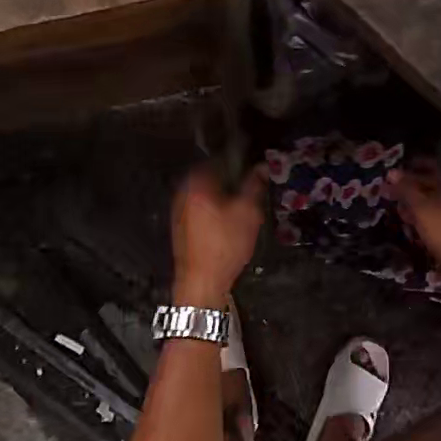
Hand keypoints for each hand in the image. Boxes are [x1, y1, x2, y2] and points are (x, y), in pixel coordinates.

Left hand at [170, 164, 265, 307]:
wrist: (202, 282)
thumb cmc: (225, 244)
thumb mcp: (247, 212)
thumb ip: (254, 186)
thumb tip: (262, 167)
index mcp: (196, 183)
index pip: (217, 159)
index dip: (237, 160)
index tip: (253, 166)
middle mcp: (183, 193)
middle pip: (210, 177)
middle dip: (231, 180)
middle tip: (251, 188)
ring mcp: (179, 211)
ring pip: (205, 194)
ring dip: (223, 196)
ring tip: (243, 207)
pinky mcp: (181, 228)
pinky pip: (201, 209)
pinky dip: (215, 210)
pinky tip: (229, 223)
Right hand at [387, 160, 440, 269]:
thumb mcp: (421, 207)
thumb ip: (405, 189)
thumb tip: (391, 172)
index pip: (430, 165)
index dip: (410, 167)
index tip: (392, 174)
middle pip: (431, 184)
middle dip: (409, 188)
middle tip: (390, 194)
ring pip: (434, 202)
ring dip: (415, 205)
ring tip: (400, 213)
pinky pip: (439, 217)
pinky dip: (425, 218)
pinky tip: (414, 227)